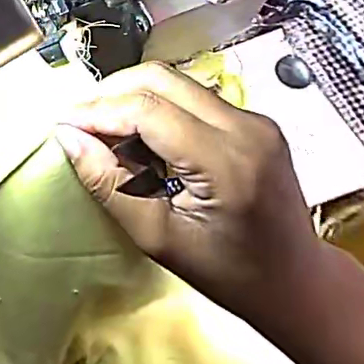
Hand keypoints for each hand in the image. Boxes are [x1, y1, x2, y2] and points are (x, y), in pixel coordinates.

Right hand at [55, 62, 318, 326]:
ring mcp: (253, 118)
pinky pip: (191, 96)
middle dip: (110, 94)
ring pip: (174, 81)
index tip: (64, 125)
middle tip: (80, 125)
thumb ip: (110, 184)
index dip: (98, 111)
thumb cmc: (232, 275)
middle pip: (160, 78)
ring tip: (106, 134)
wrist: (300, 284)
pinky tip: (143, 140)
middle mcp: (245, 126)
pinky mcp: (253, 119)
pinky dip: (157, 107)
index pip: (147, 109)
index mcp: (227, 161)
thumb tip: (68, 138)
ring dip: (132, 98)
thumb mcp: (160, 239)